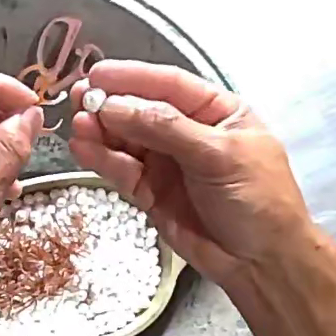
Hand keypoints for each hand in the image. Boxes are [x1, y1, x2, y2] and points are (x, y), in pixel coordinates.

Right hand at [67, 61, 308, 291]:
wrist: (259, 261)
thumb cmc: (256, 199)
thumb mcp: (218, 154)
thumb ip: (165, 128)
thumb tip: (115, 106)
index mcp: (215, 112)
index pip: (169, 86)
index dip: (133, 78)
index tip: (97, 74)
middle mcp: (186, 133)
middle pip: (141, 112)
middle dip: (110, 104)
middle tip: (77, 98)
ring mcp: (166, 164)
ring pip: (126, 142)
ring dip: (100, 133)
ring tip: (76, 125)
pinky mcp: (149, 193)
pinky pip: (122, 171)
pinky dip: (102, 161)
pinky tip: (83, 149)